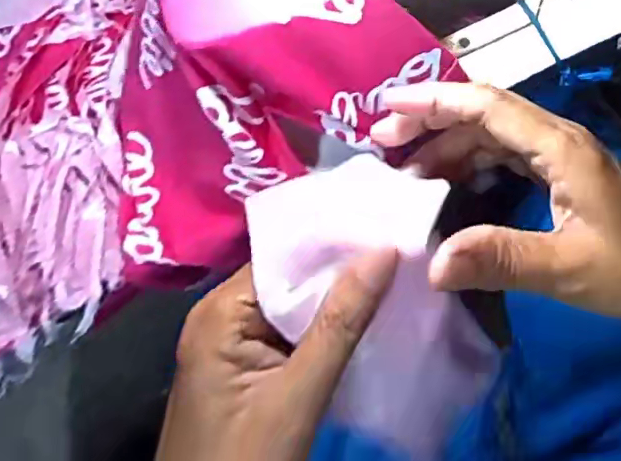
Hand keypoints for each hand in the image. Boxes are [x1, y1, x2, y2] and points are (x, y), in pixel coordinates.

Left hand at [156, 253, 398, 460]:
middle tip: (400, 243)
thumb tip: (385, 248)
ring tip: (393, 269)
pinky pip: (294, 331)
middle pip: (293, 276)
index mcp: (220, 311)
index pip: (287, 255)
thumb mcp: (296, 398)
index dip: (337, 240)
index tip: (387, 223)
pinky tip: (367, 313)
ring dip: (341, 295)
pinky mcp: (248, 371)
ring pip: (298, 303)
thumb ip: (341, 322)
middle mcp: (222, 317)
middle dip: (344, 266)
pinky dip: (328, 324)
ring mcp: (233, 345)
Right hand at [370, 82, 620, 336]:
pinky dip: (472, 160)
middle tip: (383, 141)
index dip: (436, 101)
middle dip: (433, 119)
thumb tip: (433, 263)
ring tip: (406, 167)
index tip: (389, 107)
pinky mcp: (561, 170)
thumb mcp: (566, 270)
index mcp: (560, 145)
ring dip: (450, 142)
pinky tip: (449, 180)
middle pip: (485, 111)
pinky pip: (506, 152)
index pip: (487, 106)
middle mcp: (557, 136)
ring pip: (493, 131)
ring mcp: (560, 152)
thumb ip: (501, 259)